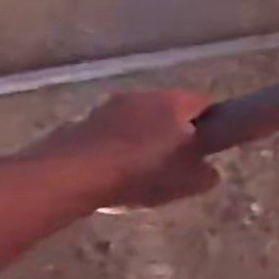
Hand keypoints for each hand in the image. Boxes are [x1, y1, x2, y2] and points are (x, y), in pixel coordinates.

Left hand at [16, 90, 218, 209]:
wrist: (63, 180)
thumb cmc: (141, 172)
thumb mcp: (192, 182)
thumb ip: (208, 172)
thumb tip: (207, 168)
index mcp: (174, 102)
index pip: (206, 103)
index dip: (215, 123)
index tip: (213, 144)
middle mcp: (139, 96)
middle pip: (169, 110)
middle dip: (177, 129)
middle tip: (182, 158)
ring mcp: (103, 109)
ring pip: (137, 120)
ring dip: (144, 138)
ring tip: (147, 169)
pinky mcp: (74, 125)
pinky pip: (109, 133)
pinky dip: (116, 147)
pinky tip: (116, 172)